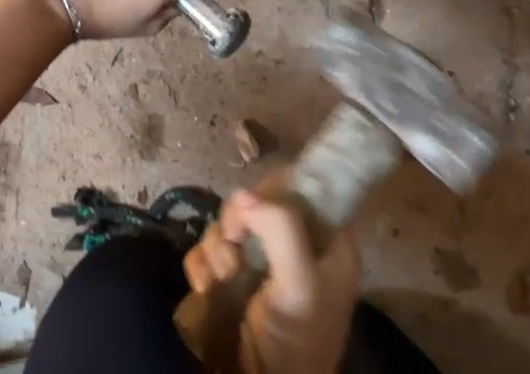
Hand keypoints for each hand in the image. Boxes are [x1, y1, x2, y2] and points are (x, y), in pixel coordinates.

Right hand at [183, 190, 359, 373]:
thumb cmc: (296, 341)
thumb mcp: (300, 284)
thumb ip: (281, 229)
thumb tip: (243, 192)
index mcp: (327, 243)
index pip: (302, 189)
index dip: (275, 191)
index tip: (256, 207)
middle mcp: (294, 247)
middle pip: (256, 203)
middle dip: (238, 224)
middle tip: (234, 245)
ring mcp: (258, 264)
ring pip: (227, 226)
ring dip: (217, 249)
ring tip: (222, 279)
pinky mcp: (228, 281)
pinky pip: (206, 251)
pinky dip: (201, 265)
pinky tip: (206, 287)